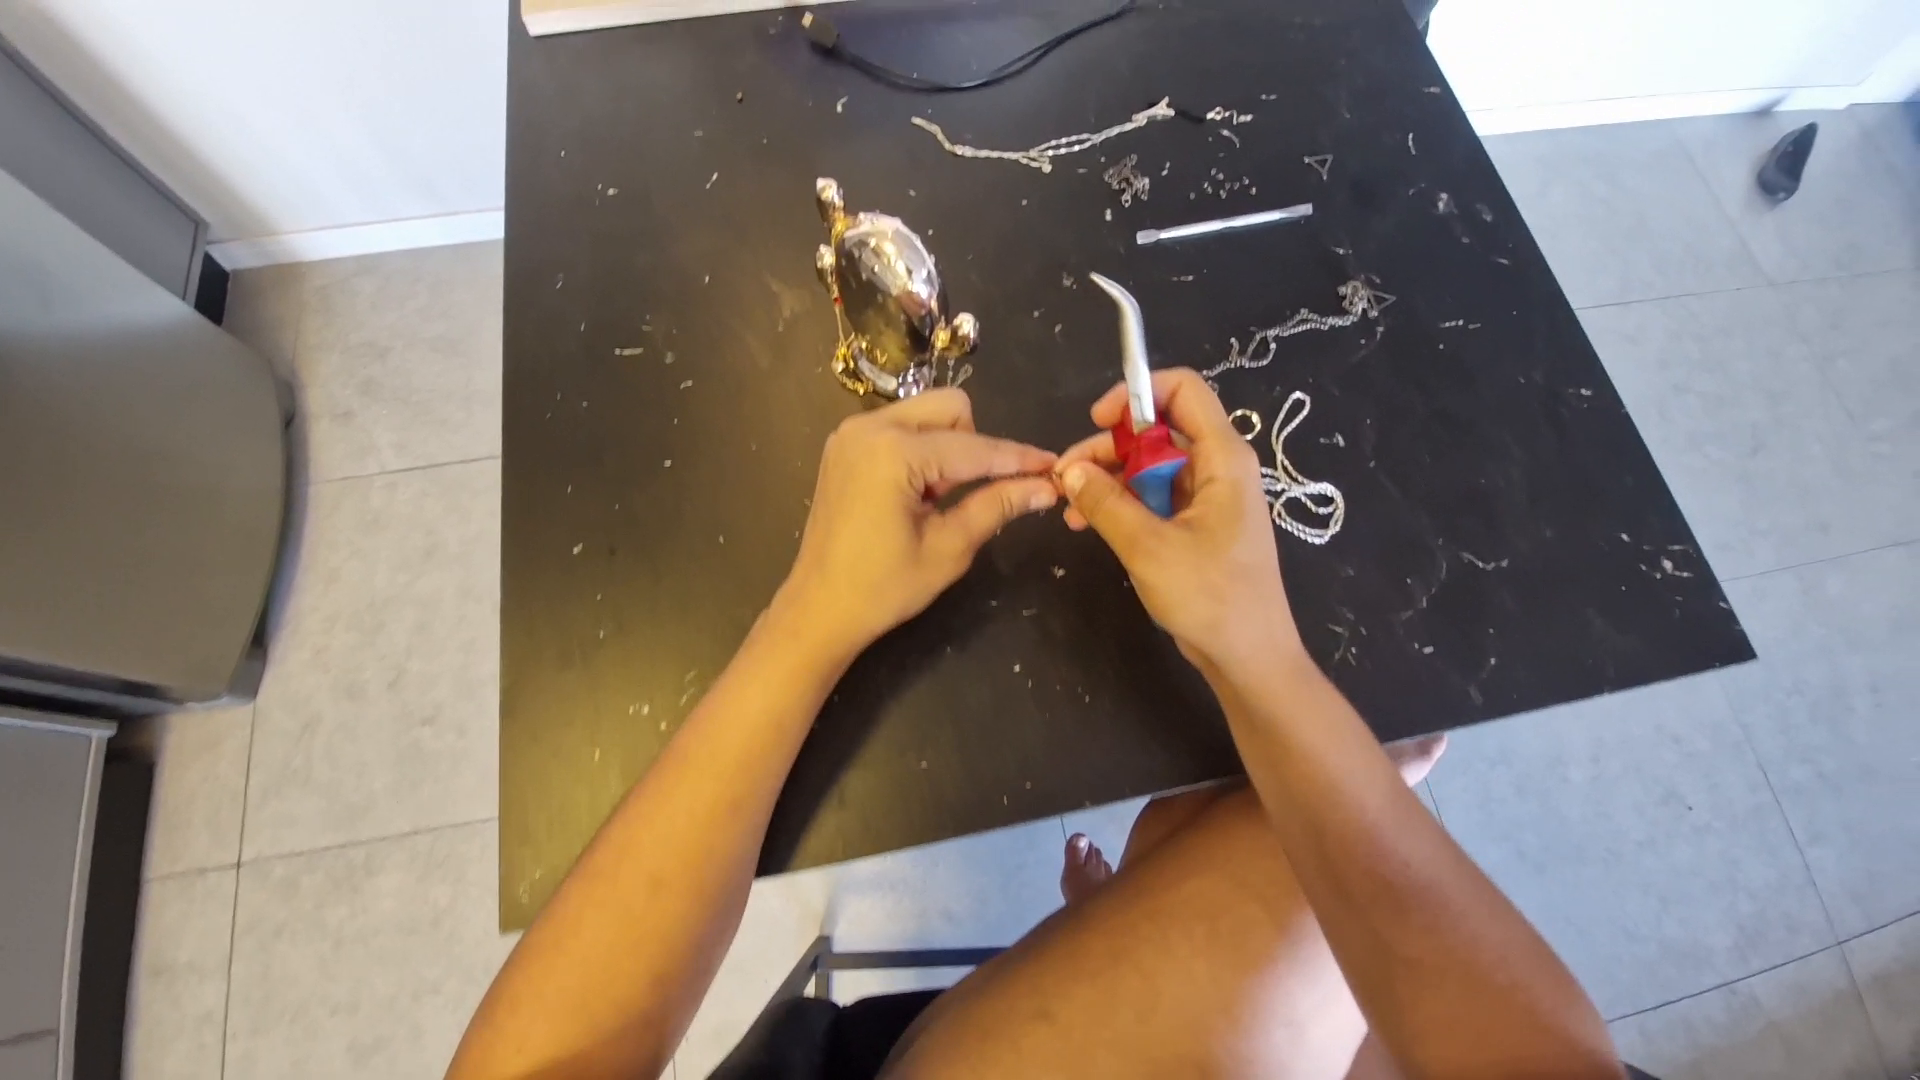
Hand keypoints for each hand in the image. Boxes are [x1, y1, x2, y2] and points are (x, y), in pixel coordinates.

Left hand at [776, 389, 1058, 661]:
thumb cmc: (884, 588)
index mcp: (893, 453)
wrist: (819, 608)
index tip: (1054, 466)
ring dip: (947, 448)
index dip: (1018, 459)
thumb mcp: (949, 548)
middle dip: (974, 445)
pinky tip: (913, 494)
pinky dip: (921, 451)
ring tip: (934, 501)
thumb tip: (1045, 486)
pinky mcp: (844, 444)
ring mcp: (851, 432)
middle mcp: (869, 427)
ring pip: (926, 414)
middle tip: (964, 496)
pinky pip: (901, 427)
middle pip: (951, 407)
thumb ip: (997, 506)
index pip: (974, 448)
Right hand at [1055, 369, 1304, 674]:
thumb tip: (1068, 470)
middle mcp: (1217, 467)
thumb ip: (1105, 503)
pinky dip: (1122, 505)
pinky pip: (1154, 497)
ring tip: (1070, 508)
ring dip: (1108, 480)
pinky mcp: (1197, 525)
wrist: (1249, 657)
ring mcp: (1207, 497)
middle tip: (1065, 478)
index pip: (1183, 389)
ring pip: (1149, 466)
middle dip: (1107, 447)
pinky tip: (1089, 525)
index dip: (1136, 393)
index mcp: (1222, 457)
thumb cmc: (1209, 597)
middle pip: (1157, 430)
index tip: (1097, 421)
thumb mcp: (1148, 547)